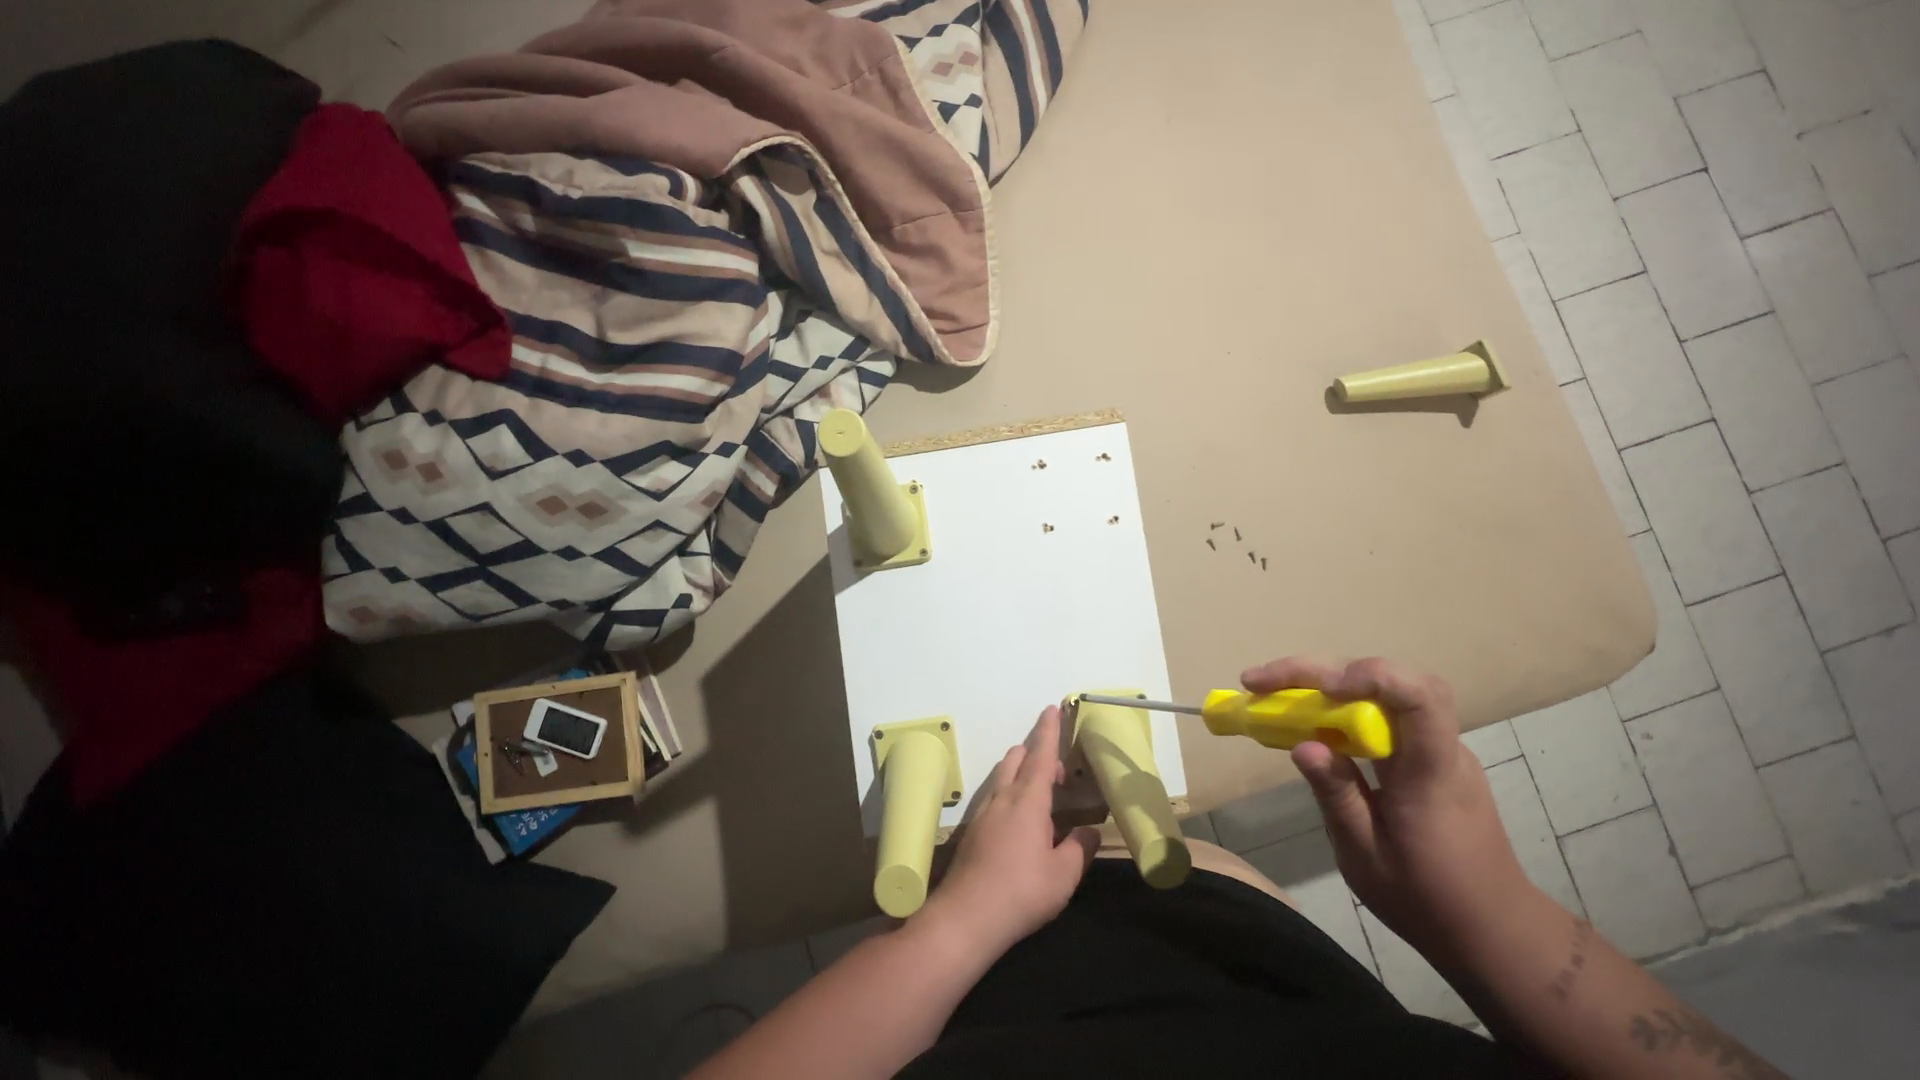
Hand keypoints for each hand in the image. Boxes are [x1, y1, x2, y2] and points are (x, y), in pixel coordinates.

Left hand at [914, 705, 1100, 958]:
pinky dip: (1011, 798)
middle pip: (1016, 760)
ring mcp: (982, 815)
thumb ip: (1079, 848)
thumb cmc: (1021, 892)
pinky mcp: (972, 834)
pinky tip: (1021, 828)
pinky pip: (995, 801)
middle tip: (1059, 775)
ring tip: (1043, 802)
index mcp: (1028, 801)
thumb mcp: (1064, 875)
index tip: (1052, 708)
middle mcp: (1002, 799)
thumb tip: (1088, 832)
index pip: (1041, 756)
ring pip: (1002, 779)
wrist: (965, 918)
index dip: (1049, 731)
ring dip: (1021, 776)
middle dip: (1036, 754)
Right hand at [1243, 657, 1533, 961]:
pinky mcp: (1431, 760)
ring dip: (1331, 684)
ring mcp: (1440, 751)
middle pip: (1394, 680)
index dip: (1368, 677)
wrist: (1492, 928)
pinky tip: (1314, 725)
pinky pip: (1388, 716)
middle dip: (1323, 671)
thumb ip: (1336, 795)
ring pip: (1389, 692)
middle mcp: (1442, 748)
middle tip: (1259, 683)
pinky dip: (1346, 708)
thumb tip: (1302, 744)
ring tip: (1275, 696)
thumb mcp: (1365, 856)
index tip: (1318, 688)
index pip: (1418, 696)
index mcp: (1431, 771)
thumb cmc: (1426, 899)